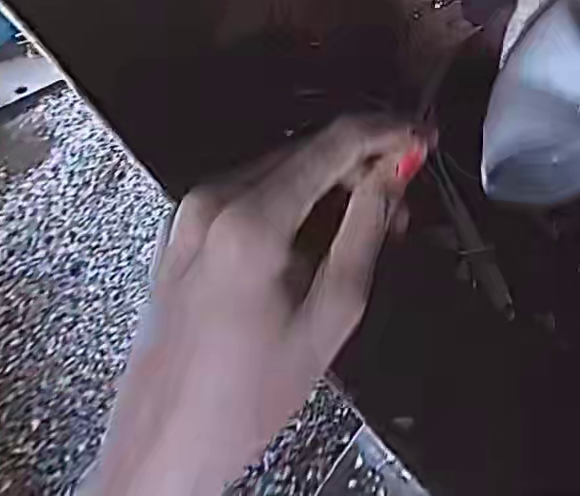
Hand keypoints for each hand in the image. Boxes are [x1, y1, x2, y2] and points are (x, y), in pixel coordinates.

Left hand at [85, 115, 425, 495]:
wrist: (160, 448)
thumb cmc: (237, 401)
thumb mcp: (330, 313)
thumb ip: (368, 226)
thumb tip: (394, 173)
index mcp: (250, 222)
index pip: (337, 141)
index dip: (389, 132)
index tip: (419, 135)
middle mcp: (215, 201)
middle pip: (313, 148)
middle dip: (367, 162)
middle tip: (404, 188)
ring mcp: (196, 210)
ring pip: (291, 164)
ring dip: (338, 182)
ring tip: (372, 221)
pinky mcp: (190, 223)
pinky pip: (262, 186)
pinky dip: (304, 197)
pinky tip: (328, 230)